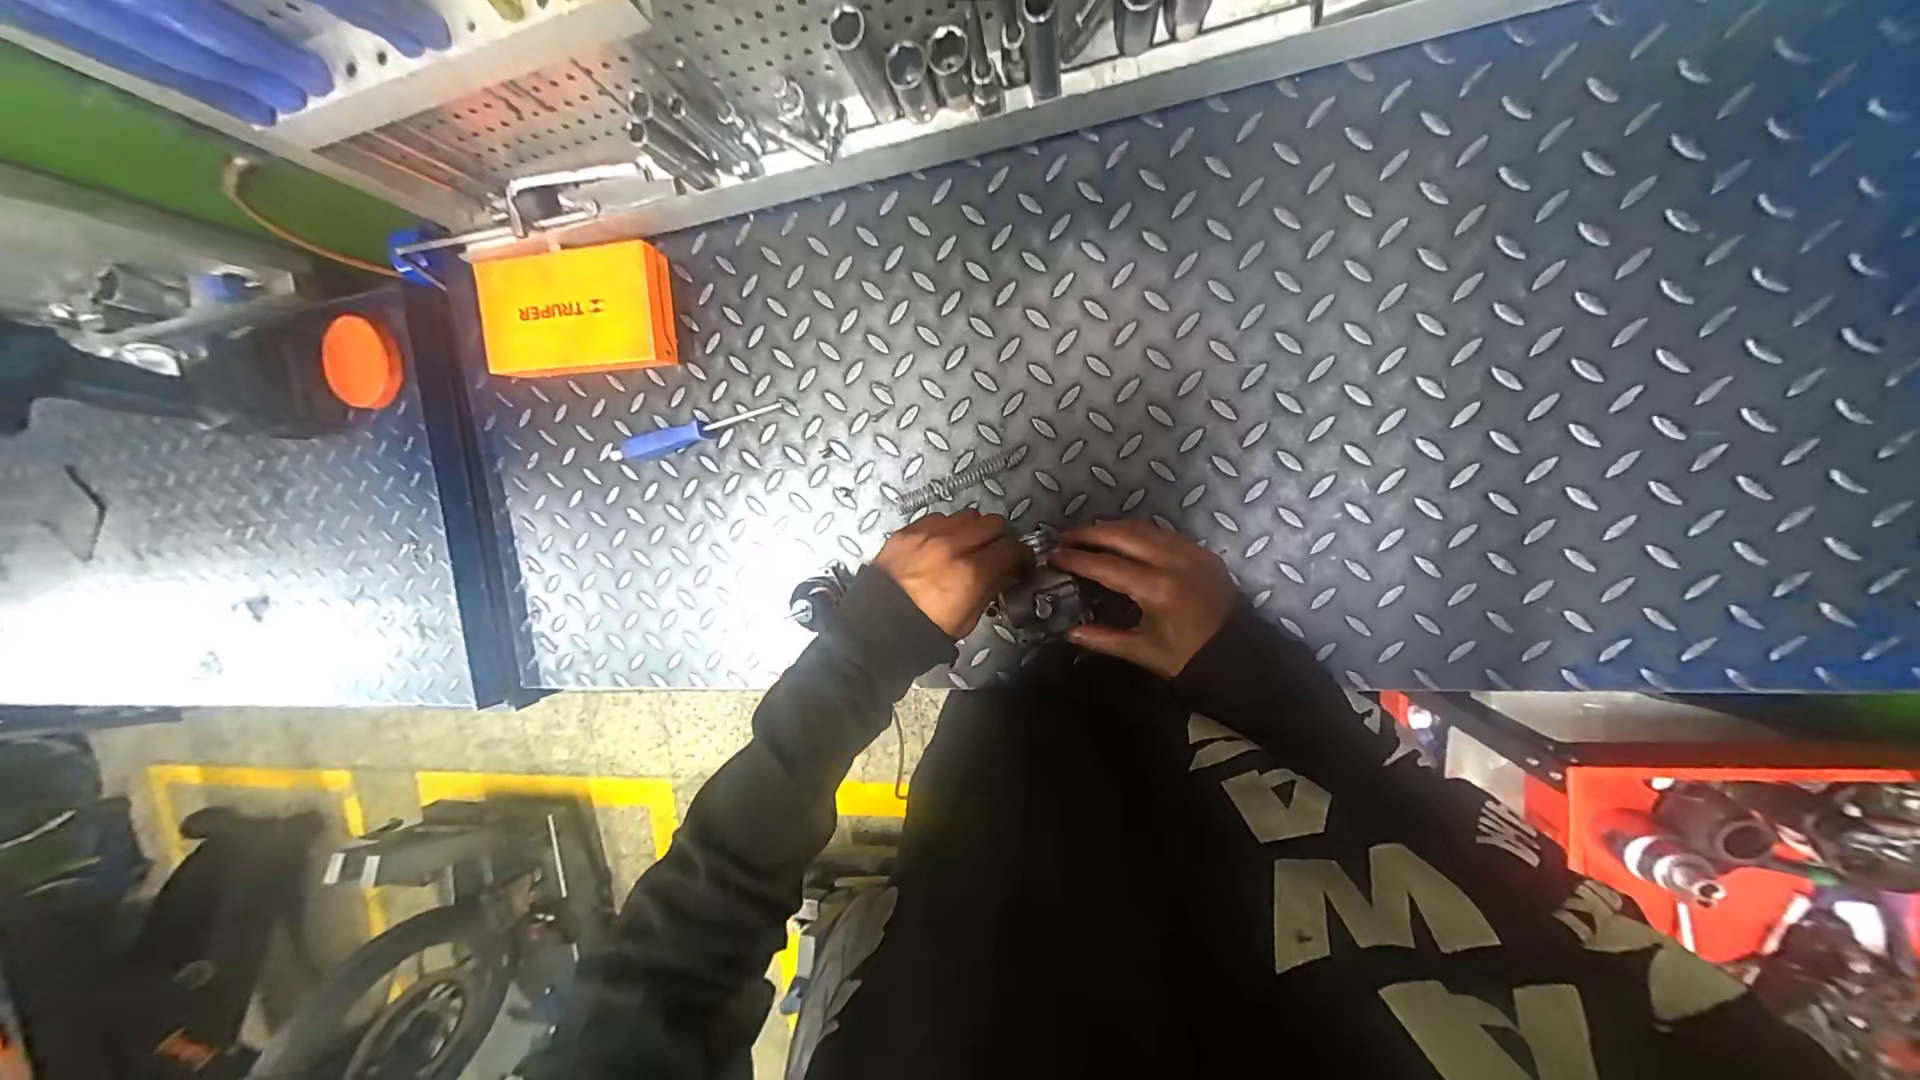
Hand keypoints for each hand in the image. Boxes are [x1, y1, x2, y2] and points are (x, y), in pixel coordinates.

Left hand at [874, 509, 1031, 637]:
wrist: (877, 626)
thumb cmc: (926, 629)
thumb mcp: (968, 618)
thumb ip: (991, 588)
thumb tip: (1009, 571)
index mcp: (971, 572)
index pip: (1011, 548)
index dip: (1022, 554)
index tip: (1022, 561)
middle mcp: (952, 545)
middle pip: (993, 523)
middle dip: (1001, 537)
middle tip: (998, 551)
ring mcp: (928, 534)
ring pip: (967, 515)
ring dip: (975, 529)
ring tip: (969, 545)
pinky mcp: (908, 530)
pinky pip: (939, 517)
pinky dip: (948, 527)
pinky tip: (943, 543)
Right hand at [1050, 520, 1236, 677]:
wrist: (1241, 655)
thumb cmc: (1189, 658)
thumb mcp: (1143, 652)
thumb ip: (1103, 638)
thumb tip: (1068, 631)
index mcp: (1157, 589)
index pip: (1106, 565)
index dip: (1076, 559)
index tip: (1053, 556)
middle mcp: (1173, 562)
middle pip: (1122, 535)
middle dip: (1089, 533)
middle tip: (1064, 538)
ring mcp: (1189, 552)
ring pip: (1142, 528)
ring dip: (1112, 528)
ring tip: (1087, 534)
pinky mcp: (1200, 551)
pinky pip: (1161, 532)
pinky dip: (1136, 532)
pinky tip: (1122, 539)